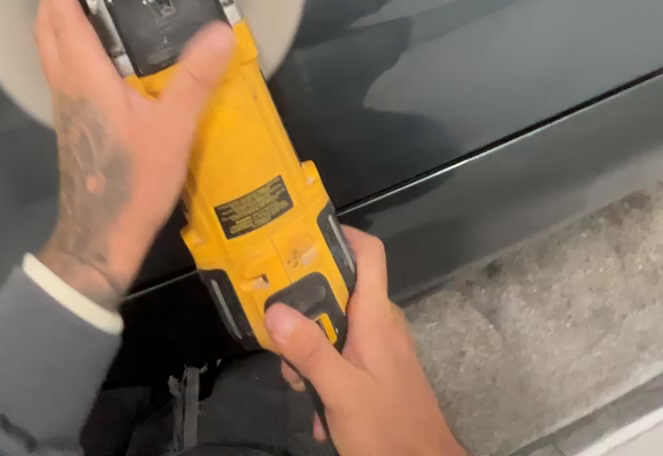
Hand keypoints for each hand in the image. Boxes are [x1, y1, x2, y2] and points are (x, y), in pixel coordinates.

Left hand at [33, 0, 235, 310]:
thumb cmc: (133, 179)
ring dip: (56, 27)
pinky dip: (67, 50)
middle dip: (51, 4)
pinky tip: (95, 57)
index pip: (66, 24)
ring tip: (77, 6)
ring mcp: (67, 110)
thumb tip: (220, 31)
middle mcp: (69, 89)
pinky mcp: (74, 126)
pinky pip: (63, 74)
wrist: (100, 236)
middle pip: (49, 37)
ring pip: (52, 56)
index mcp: (86, 80)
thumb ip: (196, 80)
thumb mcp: (173, 129)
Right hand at [268, 228, 467, 455]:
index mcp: (377, 316)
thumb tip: (274, 309)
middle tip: (281, 340)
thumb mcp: (340, 391)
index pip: (368, 252)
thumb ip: (308, 350)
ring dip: (313, 352)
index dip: (341, 234)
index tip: (302, 237)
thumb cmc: (388, 429)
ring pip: (339, 328)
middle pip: (340, 292)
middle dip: (306, 312)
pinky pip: (347, 355)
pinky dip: (328, 374)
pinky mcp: (381, 372)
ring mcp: (383, 348)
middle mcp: (382, 323)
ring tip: (298, 386)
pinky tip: (319, 412)